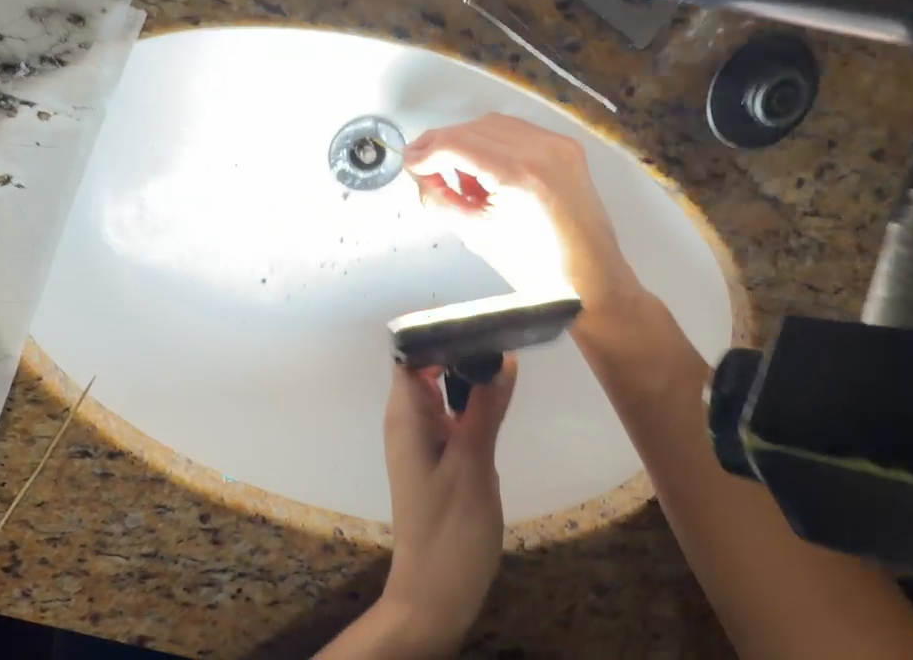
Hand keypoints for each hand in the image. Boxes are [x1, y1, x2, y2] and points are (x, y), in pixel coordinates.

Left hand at [379, 357, 517, 655]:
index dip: (438, 331)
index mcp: (405, 414)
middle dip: (460, 348)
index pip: (410, 354)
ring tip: (507, 355)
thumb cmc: (450, 529)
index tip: (477, 318)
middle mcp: (407, 420)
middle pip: (427, 367)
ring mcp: (421, 439)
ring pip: (441, 391)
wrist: (435, 594)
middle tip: (503, 333)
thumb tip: (502, 359)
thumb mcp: (473, 464)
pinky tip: (498, 398)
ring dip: (468, 375)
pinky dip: (471, 402)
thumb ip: (486, 409)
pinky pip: (450, 415)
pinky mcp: (437, 457)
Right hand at [404, 113, 638, 304]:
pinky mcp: (566, 148)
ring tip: (455, 173)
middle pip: (472, 129)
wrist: (592, 278)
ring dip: (466, 141)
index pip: (457, 145)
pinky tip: (484, 169)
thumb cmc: (538, 267)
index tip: (409, 161)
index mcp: (519, 175)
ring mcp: (557, 145)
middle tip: (421, 163)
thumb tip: (421, 174)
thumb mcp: (475, 233)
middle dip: (442, 144)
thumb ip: (440, 199)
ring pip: (493, 125)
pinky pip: (517, 132)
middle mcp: (541, 151)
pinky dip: (493, 143)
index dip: (426, 151)